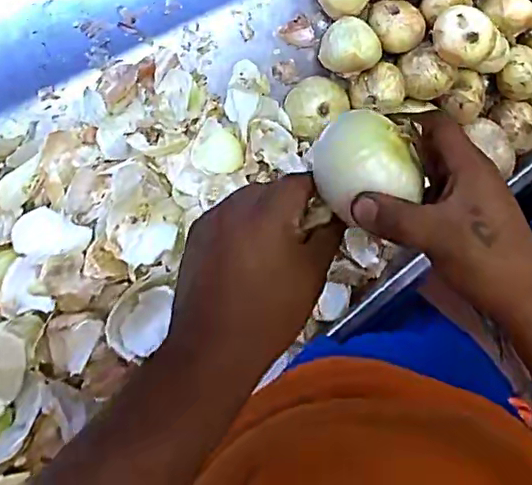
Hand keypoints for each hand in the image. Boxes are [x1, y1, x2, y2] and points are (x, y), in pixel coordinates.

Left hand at [165, 173, 340, 378]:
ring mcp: (214, 216)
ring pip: (249, 202)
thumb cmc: (270, 311)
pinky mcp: (196, 233)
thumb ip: (329, 232)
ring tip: (271, 252)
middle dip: (290, 206)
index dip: (319, 193)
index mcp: (270, 206)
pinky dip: (240, 228)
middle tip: (301, 238)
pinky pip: (228, 218)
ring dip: (263, 216)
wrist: (211, 351)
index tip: (326, 215)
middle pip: (274, 189)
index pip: (303, 180)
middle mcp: (239, 202)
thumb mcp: (313, 272)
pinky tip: (244, 260)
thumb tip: (335, 213)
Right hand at [351, 114, 531, 326]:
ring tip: (375, 185)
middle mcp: (473, 175)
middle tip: (368, 157)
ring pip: (437, 178)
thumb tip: (355, 201)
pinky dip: (419, 203)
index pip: (438, 124)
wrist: (528, 304)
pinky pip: (440, 201)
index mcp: (469, 164)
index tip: (378, 127)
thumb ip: (394, 216)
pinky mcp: (474, 223)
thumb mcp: (434, 235)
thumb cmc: (485, 258)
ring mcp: (475, 199)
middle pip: (435, 149)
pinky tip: (397, 218)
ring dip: (409, 180)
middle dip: (403, 151)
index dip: (410, 119)